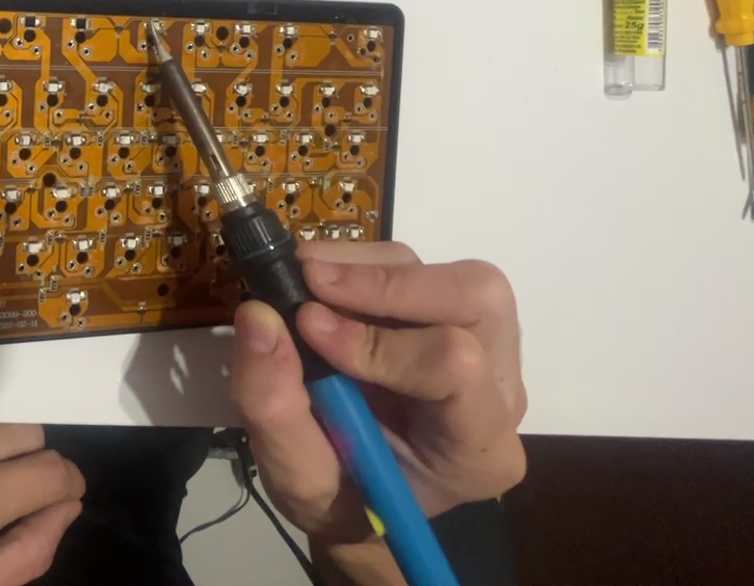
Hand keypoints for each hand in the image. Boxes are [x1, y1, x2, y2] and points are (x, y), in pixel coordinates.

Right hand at [228, 242, 525, 551]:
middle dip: (382, 281)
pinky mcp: (437, 312)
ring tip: (300, 281)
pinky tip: (315, 286)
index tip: (305, 325)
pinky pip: (407, 263)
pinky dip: (351, 260)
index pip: (456, 368)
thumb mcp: (293, 474)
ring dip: (360, 265)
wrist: (349, 486)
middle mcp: (495, 387)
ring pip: (438, 269)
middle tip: (307, 279)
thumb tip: (257, 313)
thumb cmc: (334, 492)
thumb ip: (273, 404)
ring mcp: (474, 343)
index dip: (378, 341)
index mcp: (476, 447)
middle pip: (474, 297)